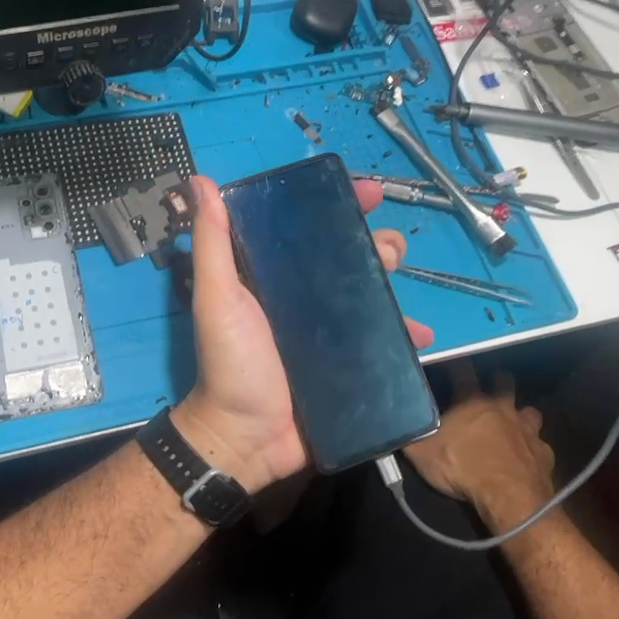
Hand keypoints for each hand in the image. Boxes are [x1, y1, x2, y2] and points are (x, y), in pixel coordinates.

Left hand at [172, 176, 434, 494]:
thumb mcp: (216, 298)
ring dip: (391, 279)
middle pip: (346, 257)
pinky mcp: (349, 364)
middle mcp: (301, 298)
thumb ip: (212, 243)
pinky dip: (404, 334)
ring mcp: (328, 333)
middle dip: (373, 241)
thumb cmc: (228, 362)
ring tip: (400, 276)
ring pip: (369, 293)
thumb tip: (199, 181)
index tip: (366, 190)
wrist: (247, 437)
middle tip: (388, 244)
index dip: (336, 205)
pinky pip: (383, 342)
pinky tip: (419, 333)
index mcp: (271, 276)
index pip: (306, 228)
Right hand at [403, 359, 554, 532]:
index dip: (456, 363)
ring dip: (521, 414)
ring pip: (529, 411)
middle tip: (489, 386)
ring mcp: (527, 429)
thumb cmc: (461, 468)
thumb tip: (388, 422)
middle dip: (497, 380)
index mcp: (470, 401)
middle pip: (503, 381)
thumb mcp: (420, 453)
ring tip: (512, 423)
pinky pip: (540, 444)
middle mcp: (501, 408)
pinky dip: (532, 447)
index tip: (450, 358)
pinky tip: (525, 457)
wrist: (510, 498)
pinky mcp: (544, 453)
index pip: (461, 370)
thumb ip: (406, 435)